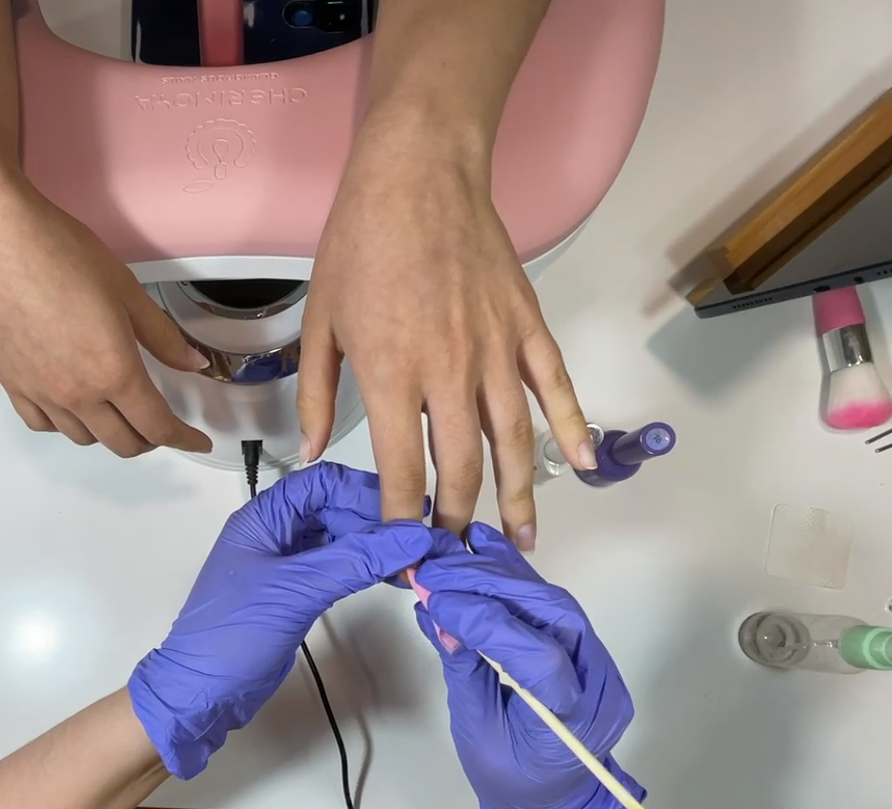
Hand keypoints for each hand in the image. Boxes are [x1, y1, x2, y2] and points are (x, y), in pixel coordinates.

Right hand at [0, 180, 212, 456]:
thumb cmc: (57, 253)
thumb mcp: (126, 290)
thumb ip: (163, 336)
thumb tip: (193, 363)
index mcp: (114, 373)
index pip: (157, 426)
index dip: (183, 439)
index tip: (197, 441)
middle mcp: (78, 394)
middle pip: (123, 442)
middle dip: (150, 440)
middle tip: (161, 425)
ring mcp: (41, 393)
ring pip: (84, 438)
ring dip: (110, 434)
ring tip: (119, 413)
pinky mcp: (12, 383)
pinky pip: (44, 425)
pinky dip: (66, 426)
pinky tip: (72, 409)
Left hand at [130, 463, 434, 777]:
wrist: (202, 692)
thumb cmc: (235, 634)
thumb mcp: (296, 591)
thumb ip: (354, 561)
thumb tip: (412, 537)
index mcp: (261, 518)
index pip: (321, 484)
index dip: (364, 491)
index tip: (408, 509)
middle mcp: (272, 533)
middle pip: (331, 507)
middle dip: (373, 519)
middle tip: (418, 538)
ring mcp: (281, 563)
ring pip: (334, 537)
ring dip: (370, 544)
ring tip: (411, 558)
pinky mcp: (291, 591)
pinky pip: (331, 565)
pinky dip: (359, 567)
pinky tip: (387, 574)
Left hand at [298, 133, 593, 548]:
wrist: (418, 174)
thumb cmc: (359, 246)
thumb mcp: (319, 322)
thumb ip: (316, 395)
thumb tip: (311, 453)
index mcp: (391, 376)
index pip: (400, 470)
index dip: (401, 518)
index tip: (402, 550)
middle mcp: (448, 373)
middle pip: (460, 467)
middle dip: (455, 518)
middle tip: (452, 551)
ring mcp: (495, 350)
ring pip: (512, 439)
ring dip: (517, 494)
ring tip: (520, 538)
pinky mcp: (526, 325)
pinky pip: (554, 385)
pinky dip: (569, 426)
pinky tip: (580, 463)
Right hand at [412, 522, 641, 808]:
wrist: (557, 805)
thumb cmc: (510, 783)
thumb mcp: (478, 732)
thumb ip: (465, 671)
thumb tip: (439, 616)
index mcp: (570, 720)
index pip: (533, 655)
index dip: (481, 619)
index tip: (432, 595)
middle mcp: (595, 684)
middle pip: (551, 614)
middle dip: (491, 583)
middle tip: (440, 564)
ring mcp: (596, 664)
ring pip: (553, 603)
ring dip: (502, 572)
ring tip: (459, 546)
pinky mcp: (583, 651)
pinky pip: (551, 609)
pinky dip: (516, 580)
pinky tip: (487, 551)